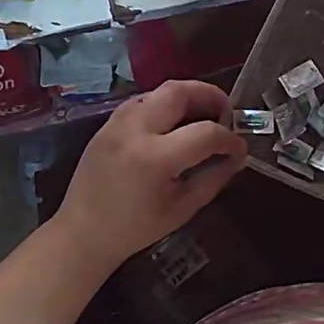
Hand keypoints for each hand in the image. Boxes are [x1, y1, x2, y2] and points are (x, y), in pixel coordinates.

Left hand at [50, 80, 246, 267]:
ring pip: (158, 92)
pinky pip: (141, 102)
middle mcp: (134, 130)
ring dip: (185, 97)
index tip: (240, 149)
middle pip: (179, 91)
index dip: (230, 139)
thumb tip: (236, 157)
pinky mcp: (106, 124)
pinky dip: (163, 106)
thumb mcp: (182, 208)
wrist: (83, 232)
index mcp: (154, 157)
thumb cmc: (135, 228)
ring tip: (202, 116)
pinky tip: (173, 125)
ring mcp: (116, 123)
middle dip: (209, 95)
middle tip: (225, 111)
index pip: (205, 133)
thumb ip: (213, 178)